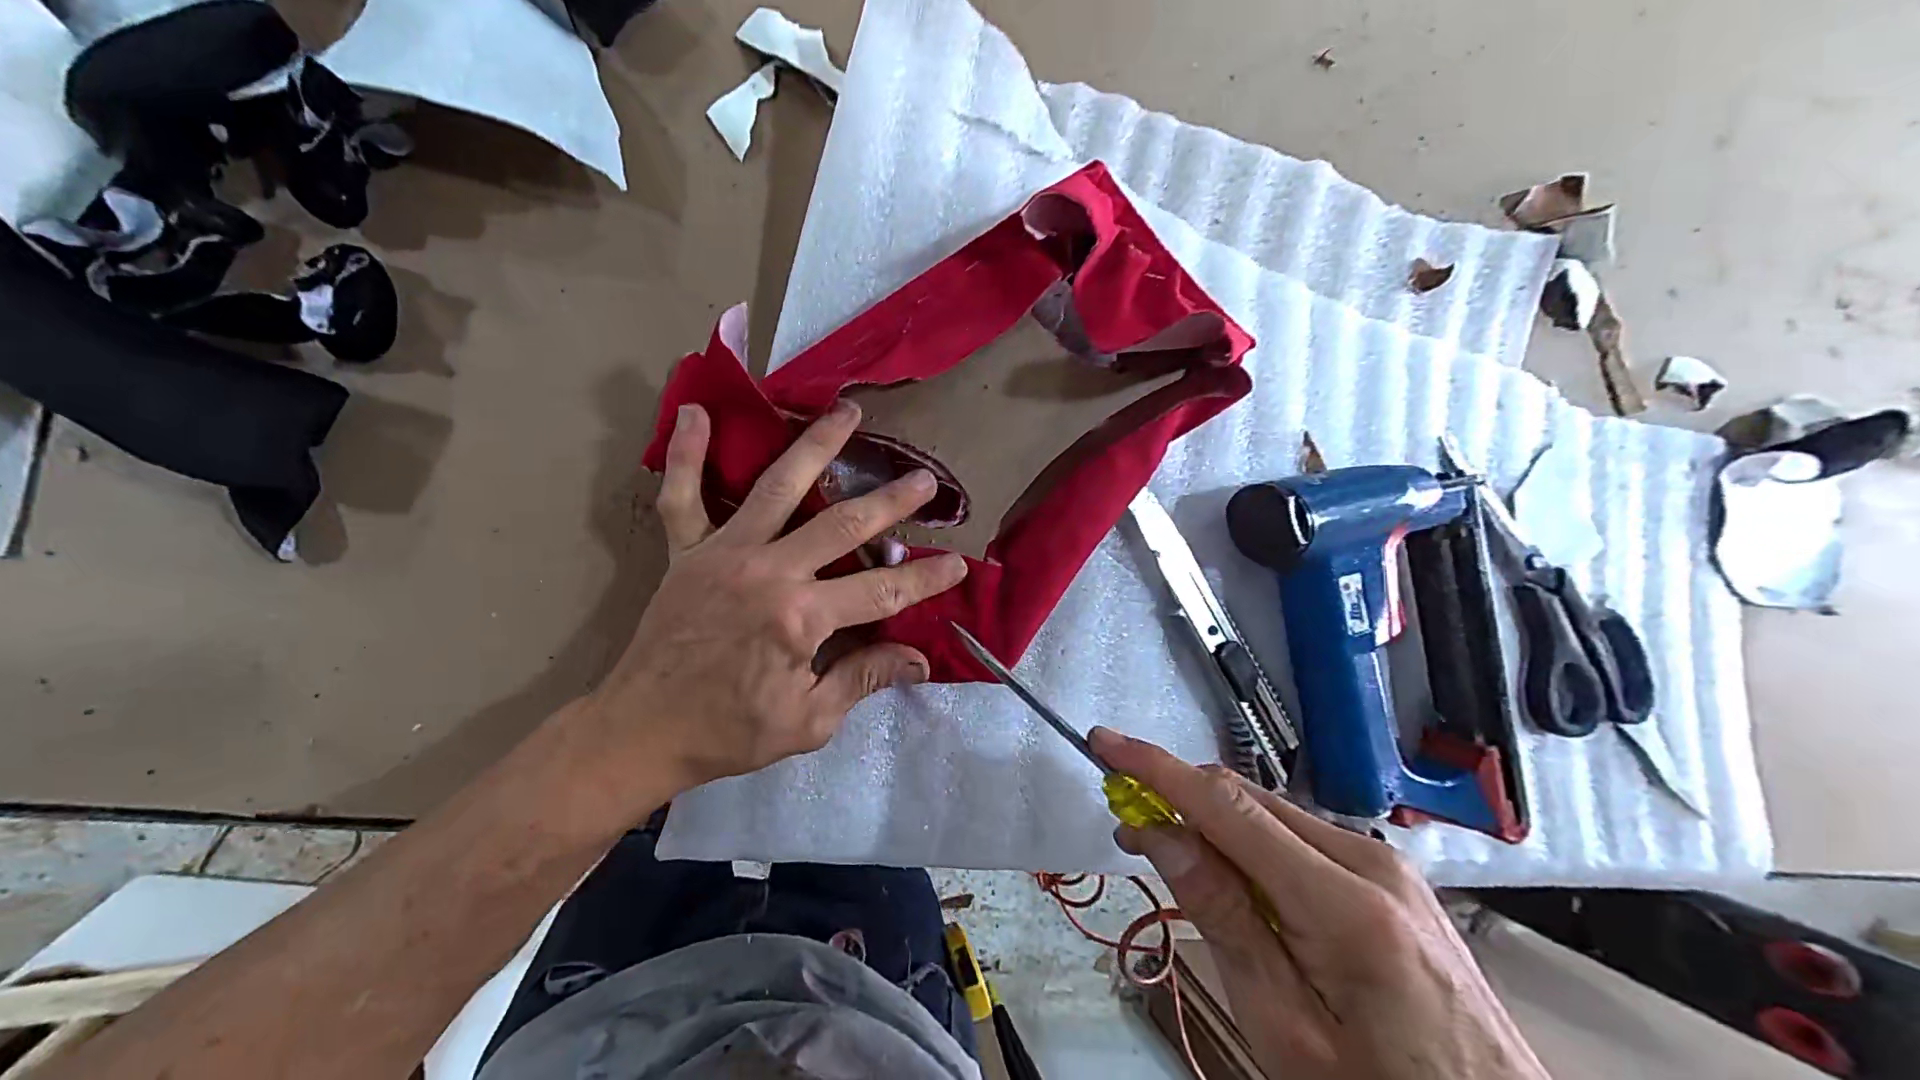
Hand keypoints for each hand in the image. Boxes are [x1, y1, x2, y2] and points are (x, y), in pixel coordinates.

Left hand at [587, 400, 968, 791]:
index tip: (959, 565)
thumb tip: (919, 659)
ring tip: (847, 412)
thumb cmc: (729, 732)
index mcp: (802, 618)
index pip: (884, 591)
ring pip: (777, 487)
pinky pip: (682, 496)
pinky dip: (687, 454)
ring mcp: (725, 553)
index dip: (927, 579)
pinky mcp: (686, 552)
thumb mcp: (807, 722)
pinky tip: (696, 411)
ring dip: (817, 445)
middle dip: (891, 501)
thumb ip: (862, 679)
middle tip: (924, 480)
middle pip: (843, 524)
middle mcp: (769, 572)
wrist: (641, 731)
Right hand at [1089, 728, 1548, 1079]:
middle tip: (1128, 825)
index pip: (1228, 807)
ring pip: (1271, 814)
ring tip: (1174, 859)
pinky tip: (1233, 876)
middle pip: (1248, 801)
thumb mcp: (1285, 1028)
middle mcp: (1372, 864)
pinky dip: (1250, 841)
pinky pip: (1299, 837)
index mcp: (1347, 905)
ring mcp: (1387, 866)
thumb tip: (1163, 837)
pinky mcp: (1390, 878)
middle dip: (1178, 798)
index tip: (1107, 745)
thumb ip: (1224, 921)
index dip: (1157, 769)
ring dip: (1212, 823)